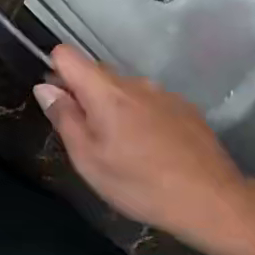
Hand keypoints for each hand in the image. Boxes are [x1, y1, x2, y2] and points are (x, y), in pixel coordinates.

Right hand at [33, 44, 254, 239]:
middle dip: (83, 97)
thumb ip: (64, 118)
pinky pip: (149, 104)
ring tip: (122, 152)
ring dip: (114, 111)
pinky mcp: (185, 108)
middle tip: (87, 140)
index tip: (59, 104)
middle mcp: (136, 82)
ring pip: (124, 91)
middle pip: (96, 74)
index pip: (67, 55)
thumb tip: (45, 88)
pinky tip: (151, 153)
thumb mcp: (88, 159)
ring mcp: (164, 93)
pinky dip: (140, 119)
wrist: (209, 199)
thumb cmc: (138, 184)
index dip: (55, 73)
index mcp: (106, 91)